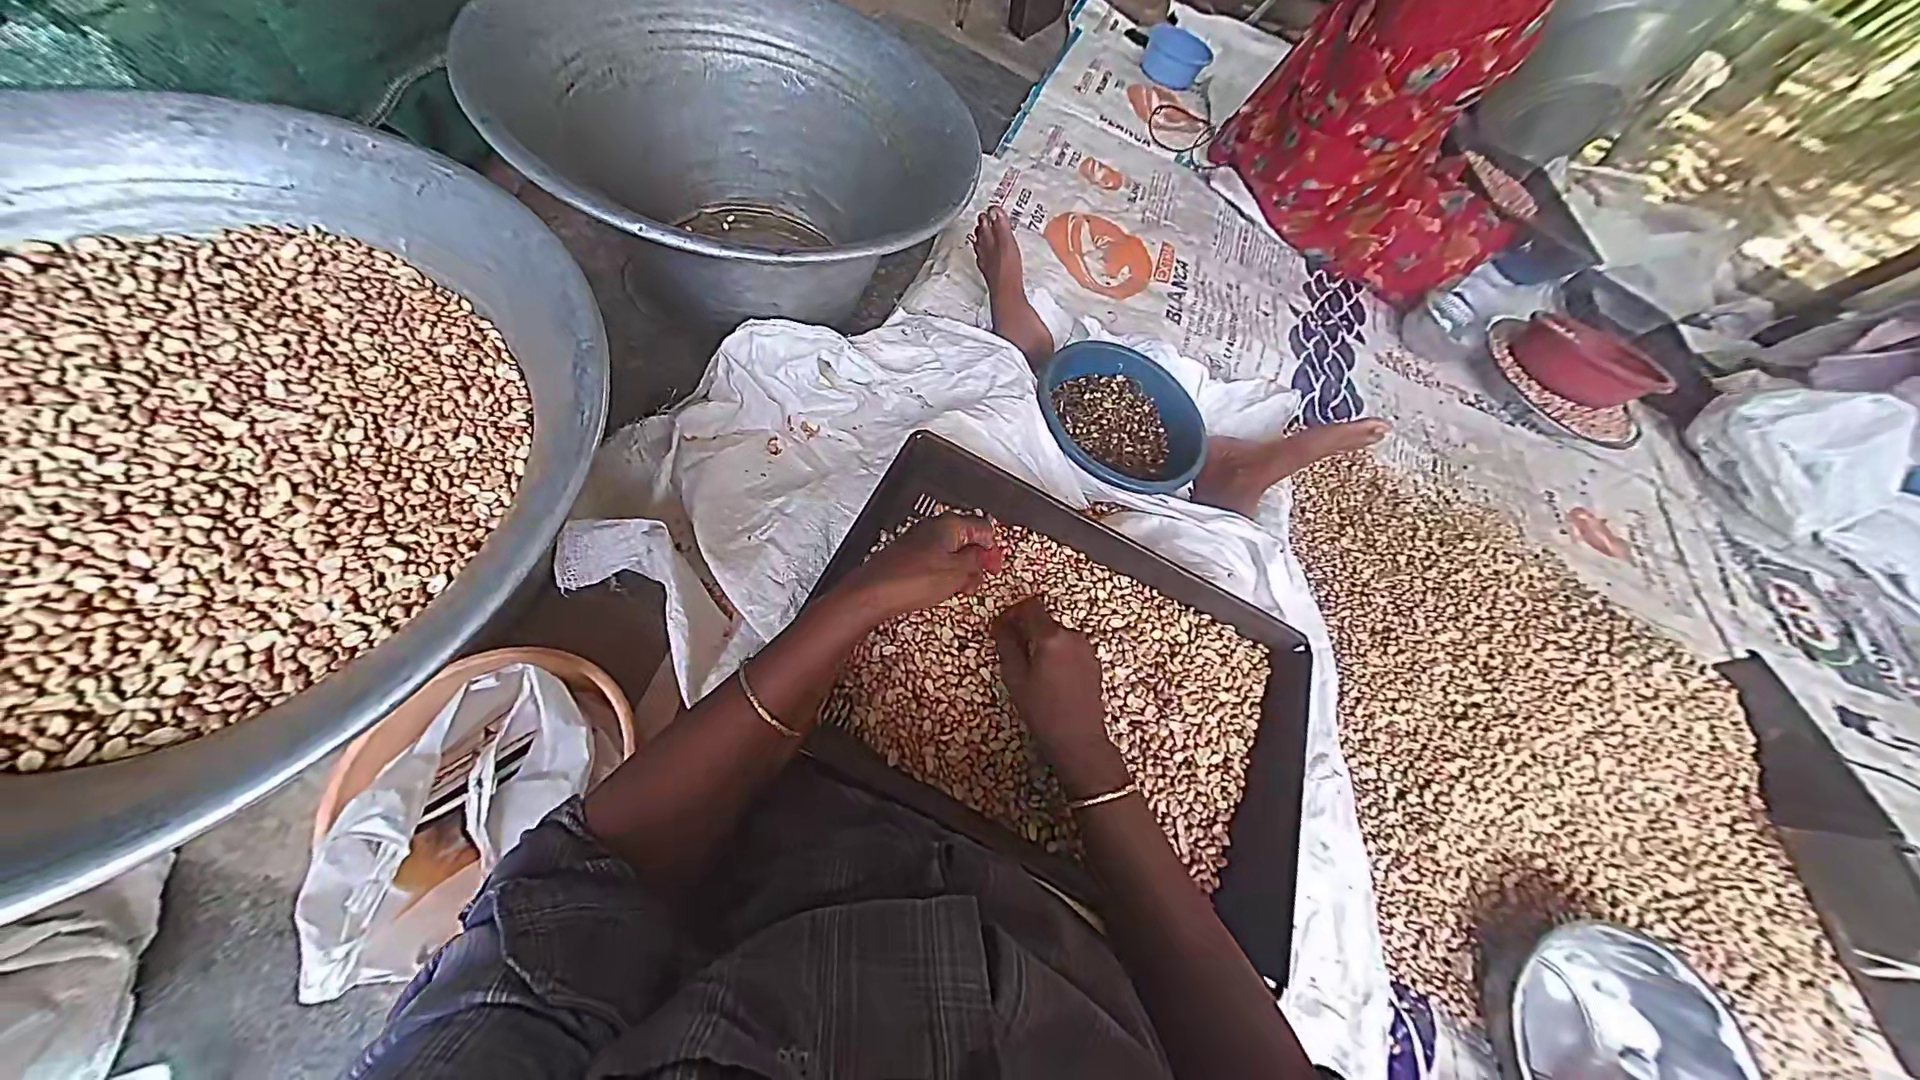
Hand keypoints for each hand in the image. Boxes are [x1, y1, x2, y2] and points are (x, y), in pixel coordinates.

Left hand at [844, 513, 1004, 619]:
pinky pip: (934, 562)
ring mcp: (918, 541)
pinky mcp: (907, 556)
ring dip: (960, 571)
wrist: (871, 593)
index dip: (993, 551)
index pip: (984, 529)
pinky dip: (942, 575)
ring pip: (950, 553)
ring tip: (957, 589)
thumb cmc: (909, 581)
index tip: (993, 569)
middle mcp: (933, 528)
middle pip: (967, 540)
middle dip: (976, 562)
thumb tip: (984, 555)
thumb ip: (977, 561)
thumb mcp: (958, 573)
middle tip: (975, 582)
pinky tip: (938, 590)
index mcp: (950, 525)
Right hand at [992, 597, 1129, 797]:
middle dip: (1025, 630)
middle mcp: (1072, 636)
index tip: (1001, 627)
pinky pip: (1068, 647)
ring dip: (1040, 642)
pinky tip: (1048, 677)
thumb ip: (1007, 644)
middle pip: (1044, 620)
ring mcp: (1086, 648)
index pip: (1030, 606)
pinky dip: (1055, 653)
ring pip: (1056, 635)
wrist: (1078, 738)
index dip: (1012, 612)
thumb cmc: (1042, 710)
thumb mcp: (1015, 677)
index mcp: (1052, 637)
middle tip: (1010, 650)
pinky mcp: (1092, 661)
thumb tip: (1001, 625)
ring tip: (1029, 669)